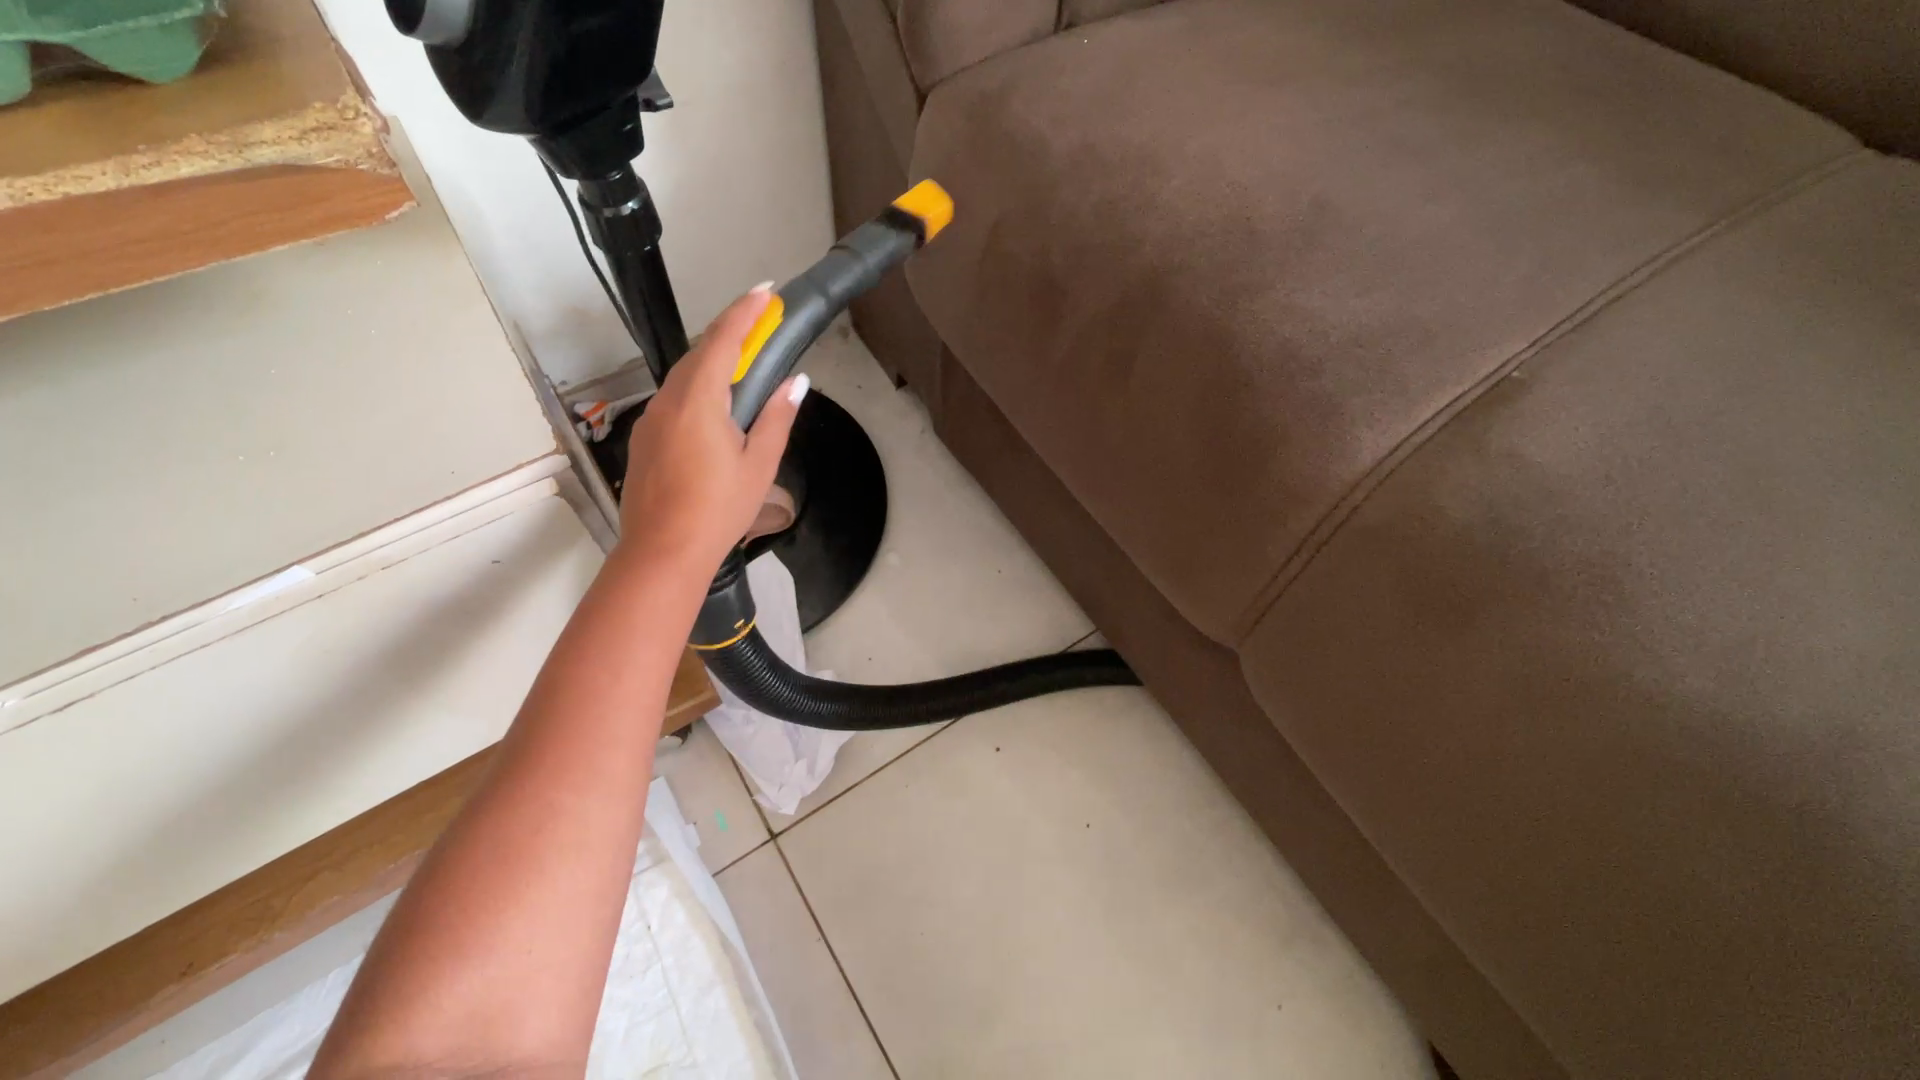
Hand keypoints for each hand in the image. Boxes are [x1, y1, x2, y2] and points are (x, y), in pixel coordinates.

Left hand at [615, 284, 805, 573]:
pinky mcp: (644, 440)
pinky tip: (715, 411)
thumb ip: (777, 418)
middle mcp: (668, 401)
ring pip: (683, 377)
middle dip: (730, 335)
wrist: (662, 552)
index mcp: (698, 401)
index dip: (745, 312)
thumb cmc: (718, 510)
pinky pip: (673, 401)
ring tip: (743, 369)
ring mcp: (651, 420)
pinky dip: (697, 390)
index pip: (723, 341)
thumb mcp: (760, 465)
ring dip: (712, 364)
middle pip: (699, 354)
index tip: (765, 292)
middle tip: (761, 327)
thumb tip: (796, 382)